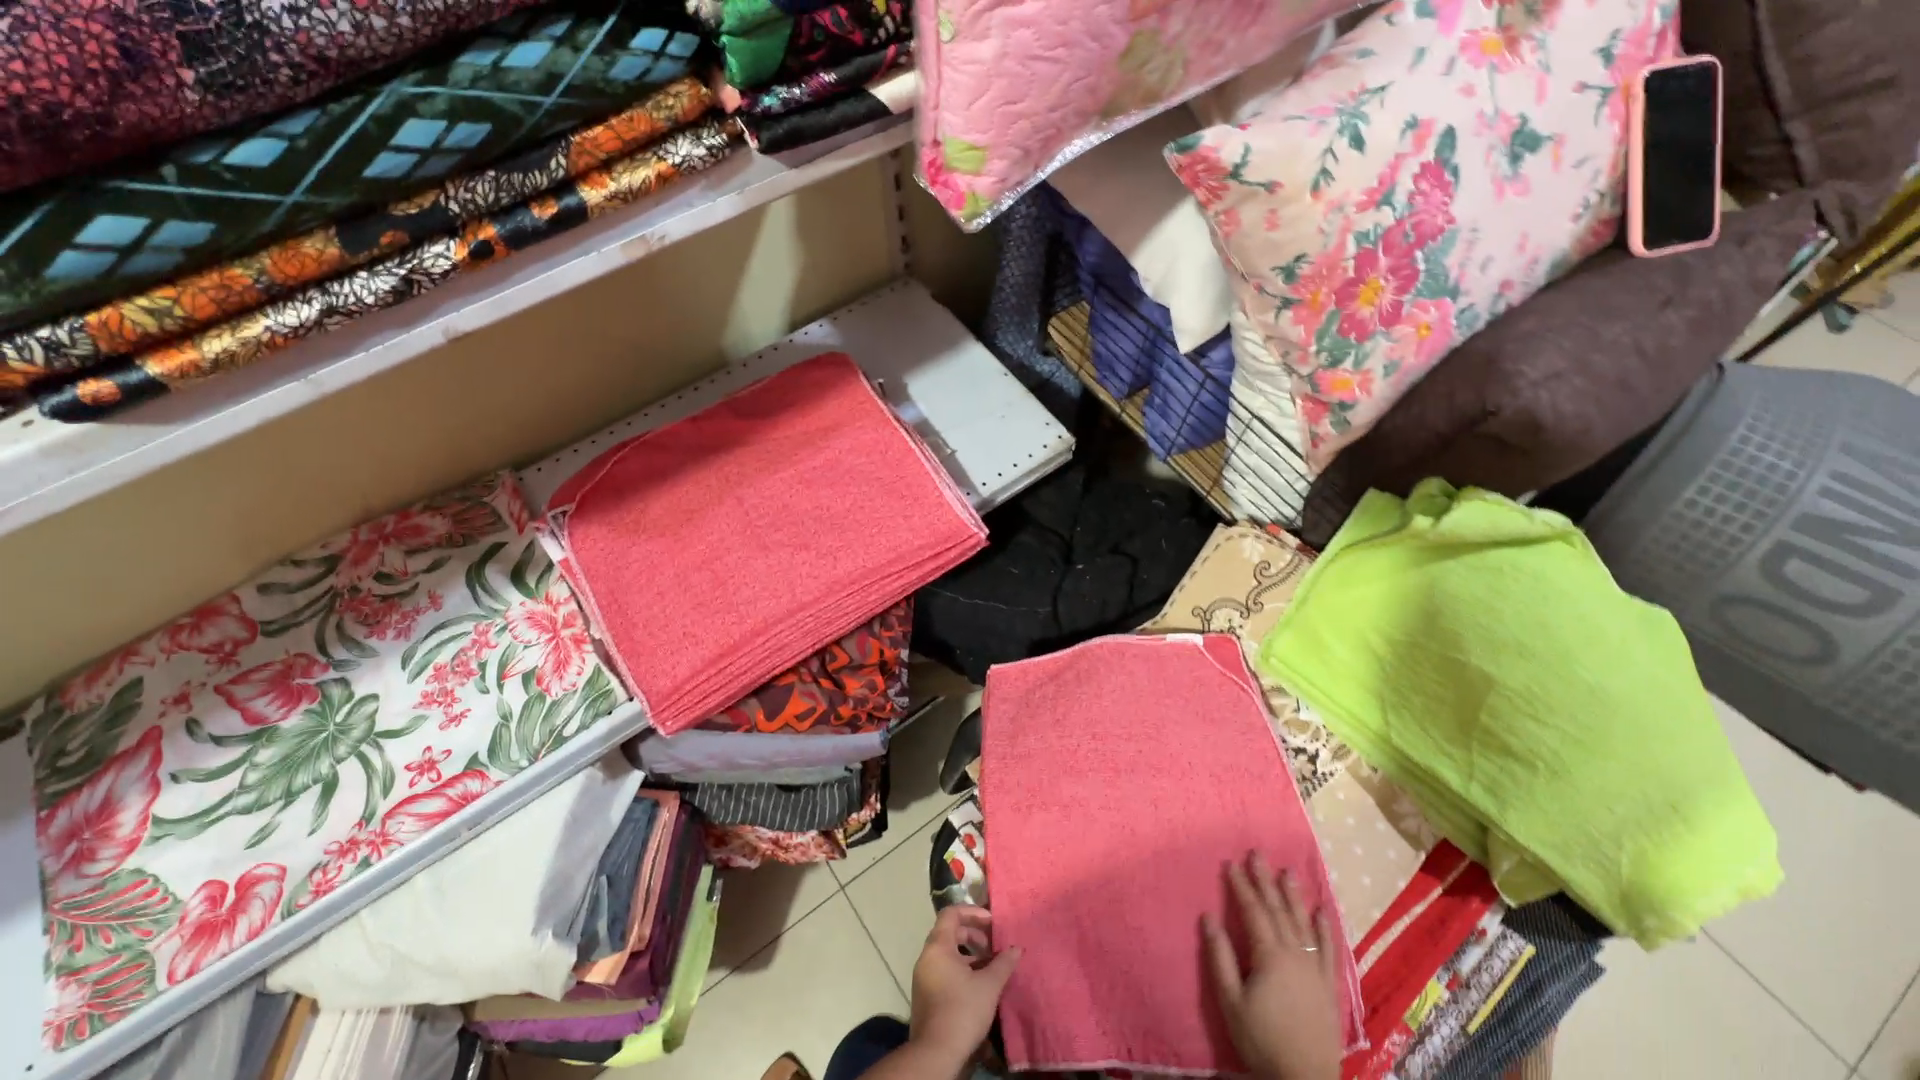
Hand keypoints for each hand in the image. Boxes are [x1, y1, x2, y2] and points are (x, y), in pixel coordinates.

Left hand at [908, 905, 1021, 1068]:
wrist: (936, 1052)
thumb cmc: (963, 1010)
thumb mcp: (989, 985)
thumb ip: (1003, 962)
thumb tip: (1016, 948)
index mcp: (938, 948)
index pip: (951, 914)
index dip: (972, 912)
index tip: (992, 923)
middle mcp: (927, 958)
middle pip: (949, 933)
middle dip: (974, 936)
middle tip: (994, 947)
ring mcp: (924, 977)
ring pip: (948, 954)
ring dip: (970, 955)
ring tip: (991, 967)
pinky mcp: (926, 994)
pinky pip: (944, 970)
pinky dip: (962, 969)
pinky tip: (979, 985)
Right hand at [1203, 852, 1343, 1079]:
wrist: (1304, 1076)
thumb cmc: (1260, 1039)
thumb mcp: (1230, 1000)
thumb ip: (1220, 957)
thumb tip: (1209, 918)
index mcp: (1270, 956)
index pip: (1253, 911)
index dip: (1241, 886)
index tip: (1231, 863)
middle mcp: (1296, 954)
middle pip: (1279, 910)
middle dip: (1266, 881)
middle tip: (1258, 854)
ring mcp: (1316, 969)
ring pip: (1303, 923)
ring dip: (1293, 896)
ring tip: (1287, 871)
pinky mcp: (1329, 985)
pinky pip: (1328, 948)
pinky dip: (1324, 928)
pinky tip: (1321, 911)